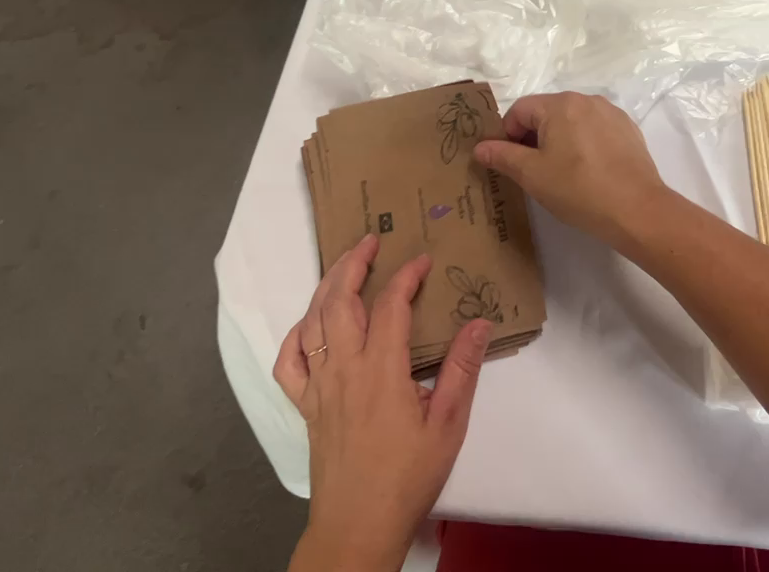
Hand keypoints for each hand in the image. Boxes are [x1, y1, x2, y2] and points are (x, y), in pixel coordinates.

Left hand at [276, 234, 492, 571]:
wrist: (358, 526)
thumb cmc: (408, 476)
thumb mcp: (448, 424)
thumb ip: (461, 369)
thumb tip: (479, 323)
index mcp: (382, 370)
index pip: (390, 306)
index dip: (406, 275)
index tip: (422, 260)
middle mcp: (344, 369)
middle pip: (339, 301)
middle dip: (352, 264)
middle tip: (369, 241)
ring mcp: (319, 387)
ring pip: (313, 323)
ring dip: (326, 287)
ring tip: (342, 266)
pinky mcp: (305, 406)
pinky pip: (289, 362)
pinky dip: (295, 335)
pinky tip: (309, 324)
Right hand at [472, 91, 674, 247]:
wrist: (636, 209)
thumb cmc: (578, 189)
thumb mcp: (532, 175)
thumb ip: (503, 156)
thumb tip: (480, 147)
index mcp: (560, 104)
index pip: (519, 110)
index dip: (507, 135)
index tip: (510, 163)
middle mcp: (586, 99)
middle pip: (546, 112)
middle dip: (533, 137)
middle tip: (533, 171)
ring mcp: (611, 113)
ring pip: (572, 121)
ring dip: (559, 140)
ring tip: (561, 173)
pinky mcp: (628, 130)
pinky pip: (595, 130)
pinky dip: (584, 144)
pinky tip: (588, 171)